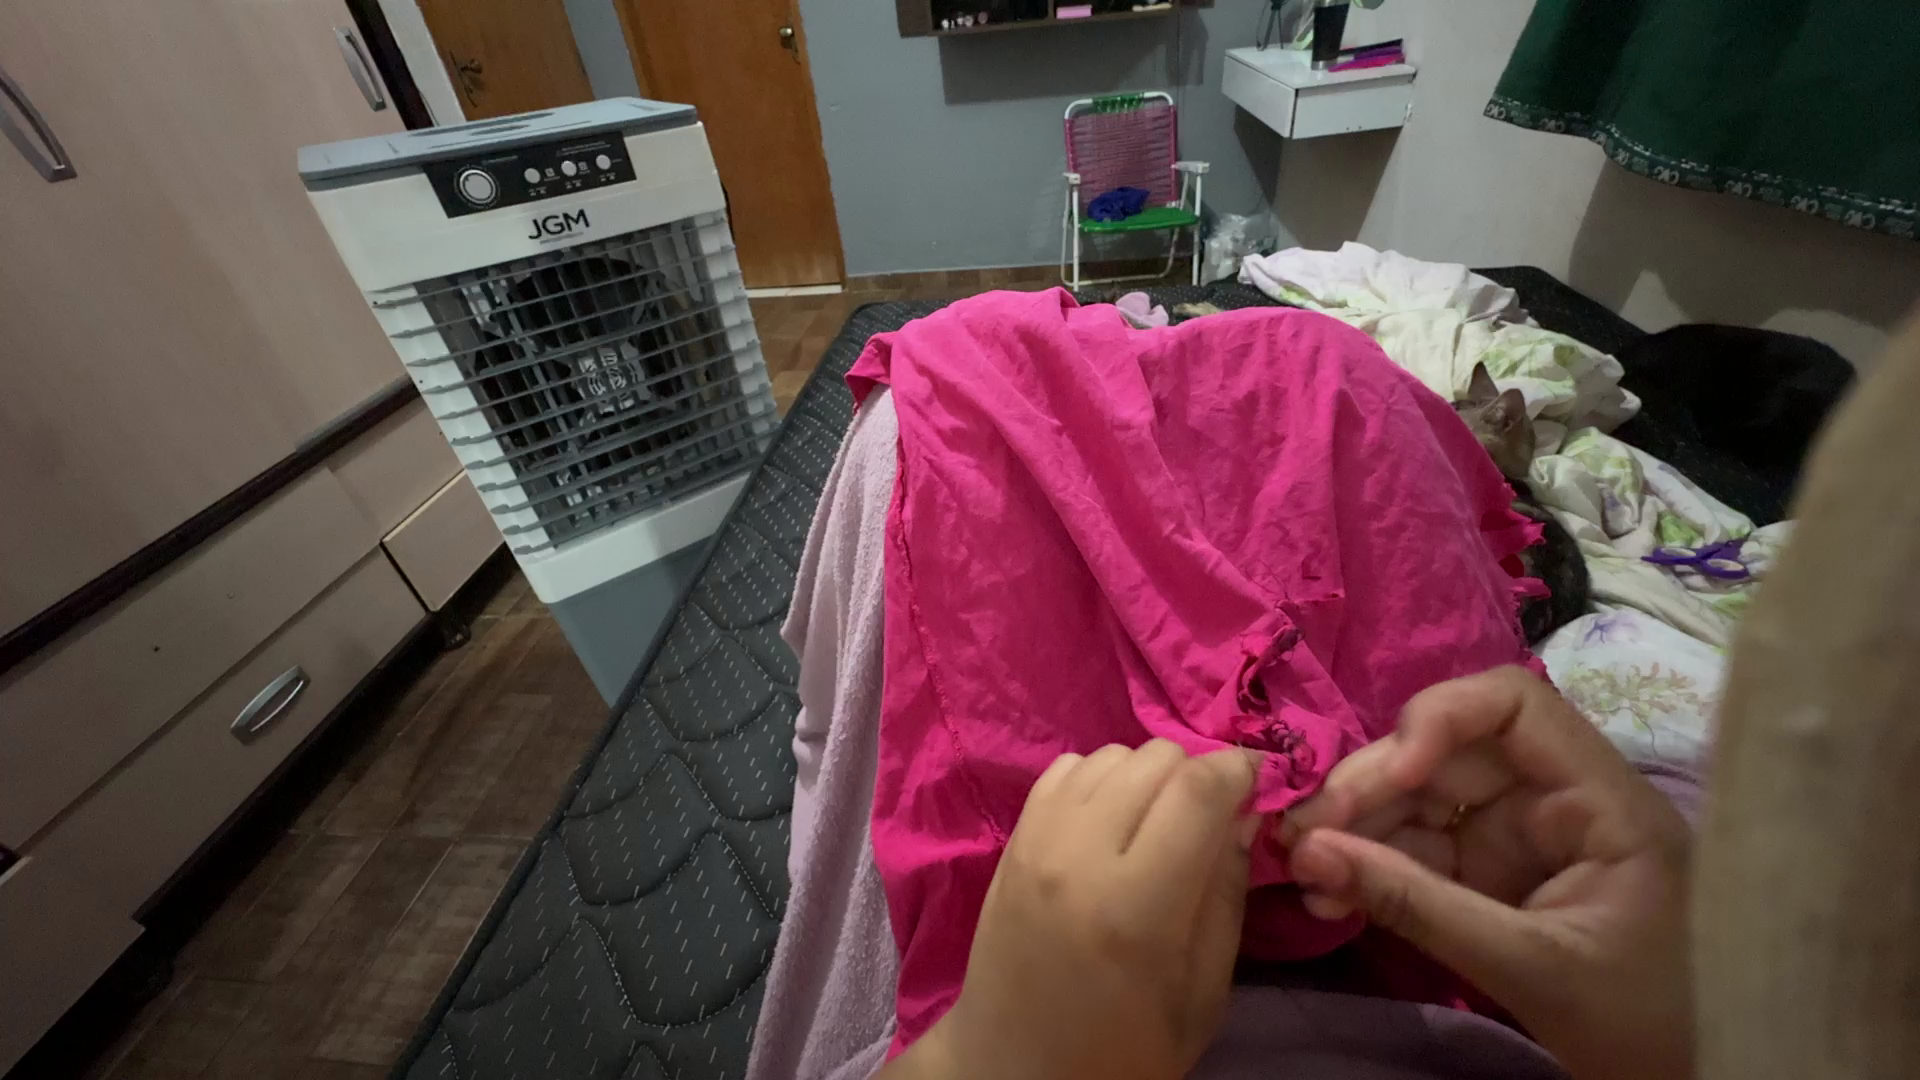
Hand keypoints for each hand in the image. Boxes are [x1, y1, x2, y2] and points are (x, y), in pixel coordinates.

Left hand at [886, 741, 1257, 1079]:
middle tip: (1209, 815)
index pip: (1196, 792)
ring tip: (1157, 819)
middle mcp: (1080, 853)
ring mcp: (1039, 837)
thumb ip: (1226, 894)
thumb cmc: (1121, 1050)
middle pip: (1155, 760)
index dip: (1237, 770)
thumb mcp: (1201, 996)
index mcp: (1135, 907)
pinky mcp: (1014, 833)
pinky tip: (1110, 817)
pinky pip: (1067, 766)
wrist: (1013, 1064)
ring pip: (1112, 753)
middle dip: (1197, 775)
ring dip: (1148, 773)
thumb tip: (1243, 813)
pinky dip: (1100, 776)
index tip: (1258, 778)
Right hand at [1279, 667, 1693, 1079]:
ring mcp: (1508, 832)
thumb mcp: (1533, 969)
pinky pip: (1405, 843)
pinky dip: (1360, 861)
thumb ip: (1416, 905)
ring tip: (1303, 869)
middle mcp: (1547, 797)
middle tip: (1301, 832)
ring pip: (1408, 795)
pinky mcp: (1479, 868)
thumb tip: (1305, 853)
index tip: (1396, 774)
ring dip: (1349, 826)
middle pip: (1437, 753)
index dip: (1440, 717)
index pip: (1512, 705)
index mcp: (1597, 801)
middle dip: (1366, 787)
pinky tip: (1326, 889)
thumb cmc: (1653, 1030)